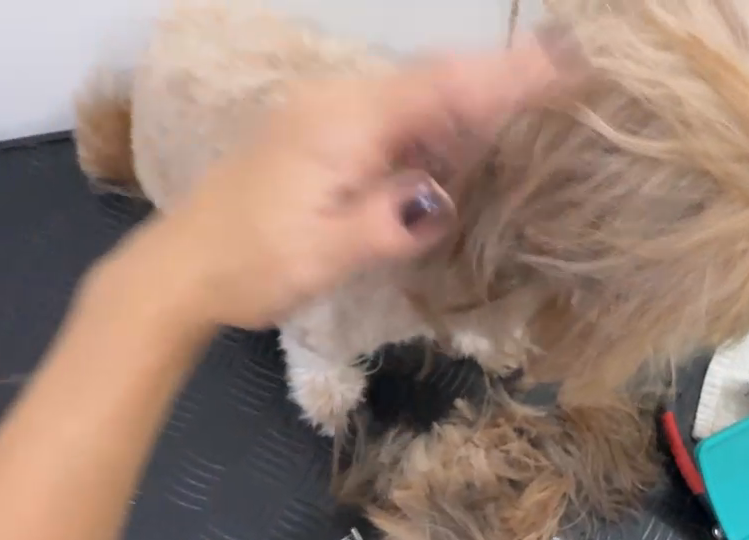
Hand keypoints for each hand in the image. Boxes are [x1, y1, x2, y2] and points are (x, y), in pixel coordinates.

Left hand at [92, 38, 571, 332]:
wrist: (182, 267)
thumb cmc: (250, 264)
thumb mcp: (323, 254)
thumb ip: (386, 224)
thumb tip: (441, 201)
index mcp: (344, 124)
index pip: (440, 88)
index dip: (505, 76)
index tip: (566, 63)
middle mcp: (338, 106)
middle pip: (434, 85)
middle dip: (497, 87)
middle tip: (561, 90)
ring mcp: (328, 121)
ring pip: (415, 104)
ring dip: (467, 113)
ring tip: (523, 123)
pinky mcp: (321, 142)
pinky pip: (393, 127)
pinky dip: (433, 137)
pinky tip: (452, 159)